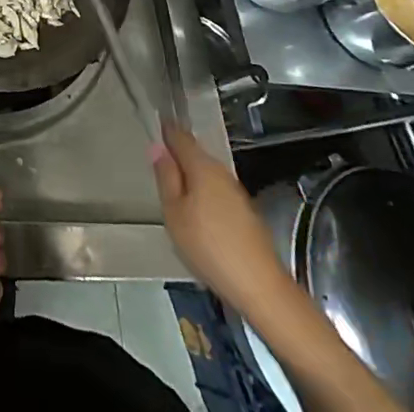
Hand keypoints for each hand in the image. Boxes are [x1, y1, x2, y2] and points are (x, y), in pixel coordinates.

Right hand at [152, 123, 287, 309]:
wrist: (259, 286)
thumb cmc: (208, 246)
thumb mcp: (174, 212)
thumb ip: (166, 177)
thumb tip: (158, 148)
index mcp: (203, 168)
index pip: (182, 137)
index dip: (167, 131)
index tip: (154, 128)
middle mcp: (223, 173)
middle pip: (196, 155)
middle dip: (178, 156)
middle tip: (158, 165)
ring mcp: (237, 193)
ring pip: (208, 175)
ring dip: (191, 177)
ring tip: (173, 192)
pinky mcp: (246, 213)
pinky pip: (217, 192)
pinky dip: (204, 194)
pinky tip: (197, 214)